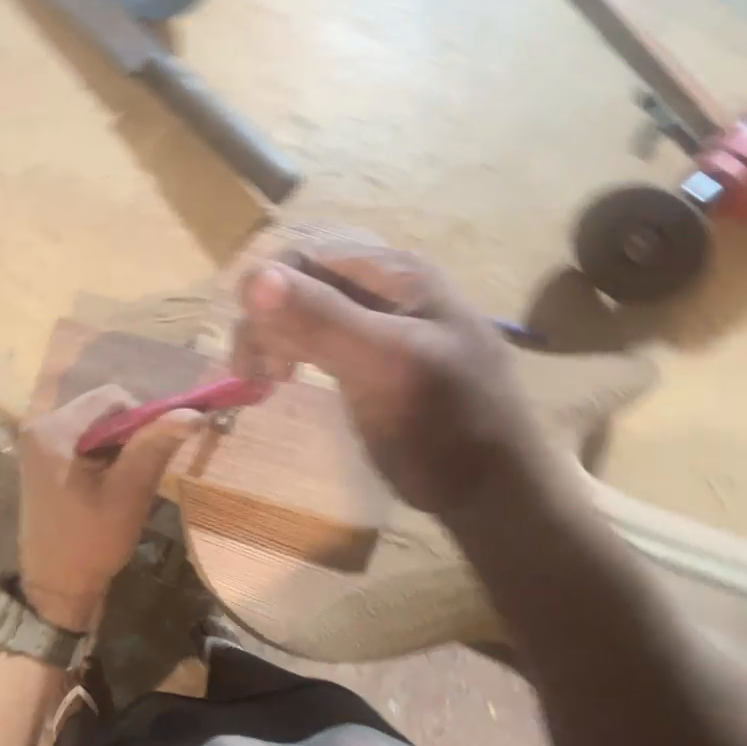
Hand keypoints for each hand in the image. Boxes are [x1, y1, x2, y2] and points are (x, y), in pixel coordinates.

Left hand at [18, 385, 202, 631]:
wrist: (56, 585)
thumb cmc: (90, 543)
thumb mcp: (128, 493)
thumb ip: (154, 447)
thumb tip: (193, 412)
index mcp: (53, 430)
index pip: (113, 399)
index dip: (144, 419)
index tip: (154, 454)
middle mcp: (40, 426)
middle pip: (104, 410)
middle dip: (130, 435)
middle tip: (139, 473)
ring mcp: (39, 443)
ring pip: (98, 426)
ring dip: (120, 448)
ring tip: (125, 483)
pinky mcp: (44, 459)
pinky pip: (85, 441)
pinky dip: (105, 456)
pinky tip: (109, 486)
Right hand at [233, 244, 551, 514]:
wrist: (495, 491)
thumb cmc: (446, 430)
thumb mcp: (385, 368)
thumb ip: (323, 320)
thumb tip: (253, 275)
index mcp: (396, 273)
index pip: (305, 254)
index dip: (266, 295)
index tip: (251, 356)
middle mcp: (388, 286)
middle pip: (301, 278)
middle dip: (266, 319)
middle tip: (253, 375)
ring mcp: (382, 322)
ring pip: (306, 308)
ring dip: (273, 336)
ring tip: (262, 381)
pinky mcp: (375, 356)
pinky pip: (320, 336)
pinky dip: (291, 351)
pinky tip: (284, 378)